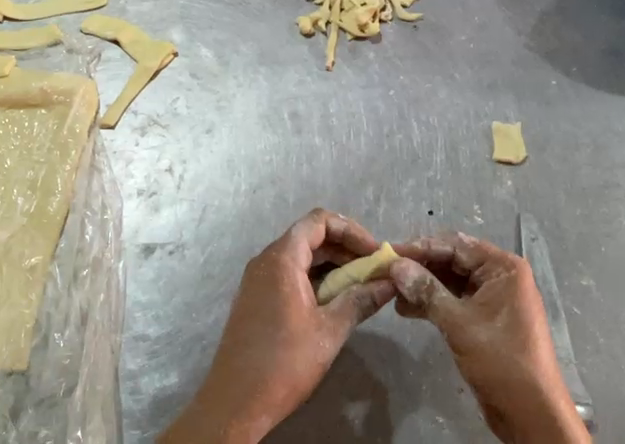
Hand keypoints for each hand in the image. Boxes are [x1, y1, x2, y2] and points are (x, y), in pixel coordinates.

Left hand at [161, 209, 395, 443]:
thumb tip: (390, 282)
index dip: (351, 230)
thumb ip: (361, 300)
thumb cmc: (283, 363)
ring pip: (301, 256)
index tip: (375, 253)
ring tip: (359, 287)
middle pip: (310, 236)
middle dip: (345, 248)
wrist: (234, 404)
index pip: (319, 221)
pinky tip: (334, 302)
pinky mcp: (256, 299)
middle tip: (373, 271)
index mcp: (282, 258)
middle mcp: (266, 260)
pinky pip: (289, 274)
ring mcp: (258, 280)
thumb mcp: (329, 331)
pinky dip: (314, 279)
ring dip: (331, 265)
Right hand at [390, 233, 589, 443]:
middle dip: (421, 267)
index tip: (390, 254)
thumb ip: (427, 292)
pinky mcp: (485, 320)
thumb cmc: (501, 360)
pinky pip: (455, 301)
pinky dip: (434, 304)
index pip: (456, 246)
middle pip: (454, 261)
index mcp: (503, 268)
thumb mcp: (460, 323)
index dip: (422, 248)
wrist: (531, 413)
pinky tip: (407, 309)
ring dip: (424, 286)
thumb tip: (397, 266)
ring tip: (392, 293)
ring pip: (452, 282)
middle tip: (387, 272)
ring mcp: (493, 299)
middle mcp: (500, 276)